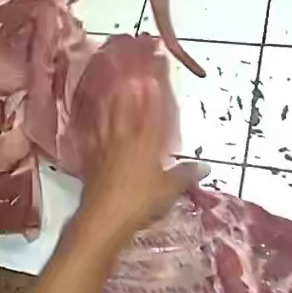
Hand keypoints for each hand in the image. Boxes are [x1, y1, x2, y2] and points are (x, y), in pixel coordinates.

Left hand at [80, 79, 205, 237]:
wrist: (106, 215)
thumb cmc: (141, 200)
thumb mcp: (170, 189)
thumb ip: (185, 175)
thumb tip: (205, 166)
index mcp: (145, 144)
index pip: (150, 116)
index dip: (151, 97)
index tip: (149, 79)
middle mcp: (123, 140)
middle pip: (125, 112)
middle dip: (127, 95)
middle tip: (125, 77)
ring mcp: (103, 149)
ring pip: (106, 121)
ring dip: (107, 106)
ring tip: (106, 91)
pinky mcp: (89, 161)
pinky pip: (90, 139)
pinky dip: (89, 130)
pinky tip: (86, 124)